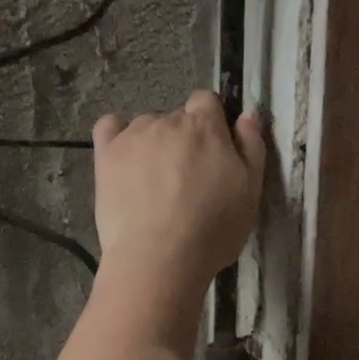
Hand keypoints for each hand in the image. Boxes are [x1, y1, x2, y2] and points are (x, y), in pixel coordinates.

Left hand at [92, 91, 265, 290]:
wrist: (159, 258)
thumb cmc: (214, 228)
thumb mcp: (251, 191)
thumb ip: (252, 147)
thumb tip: (249, 114)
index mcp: (205, 126)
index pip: (207, 101)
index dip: (212, 123)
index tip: (215, 152)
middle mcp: (168, 120)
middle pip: (178, 117)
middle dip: (185, 139)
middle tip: (189, 179)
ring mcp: (133, 135)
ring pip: (147, 126)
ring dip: (155, 143)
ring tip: (156, 182)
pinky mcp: (106, 154)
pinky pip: (109, 127)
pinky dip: (117, 137)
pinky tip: (124, 160)